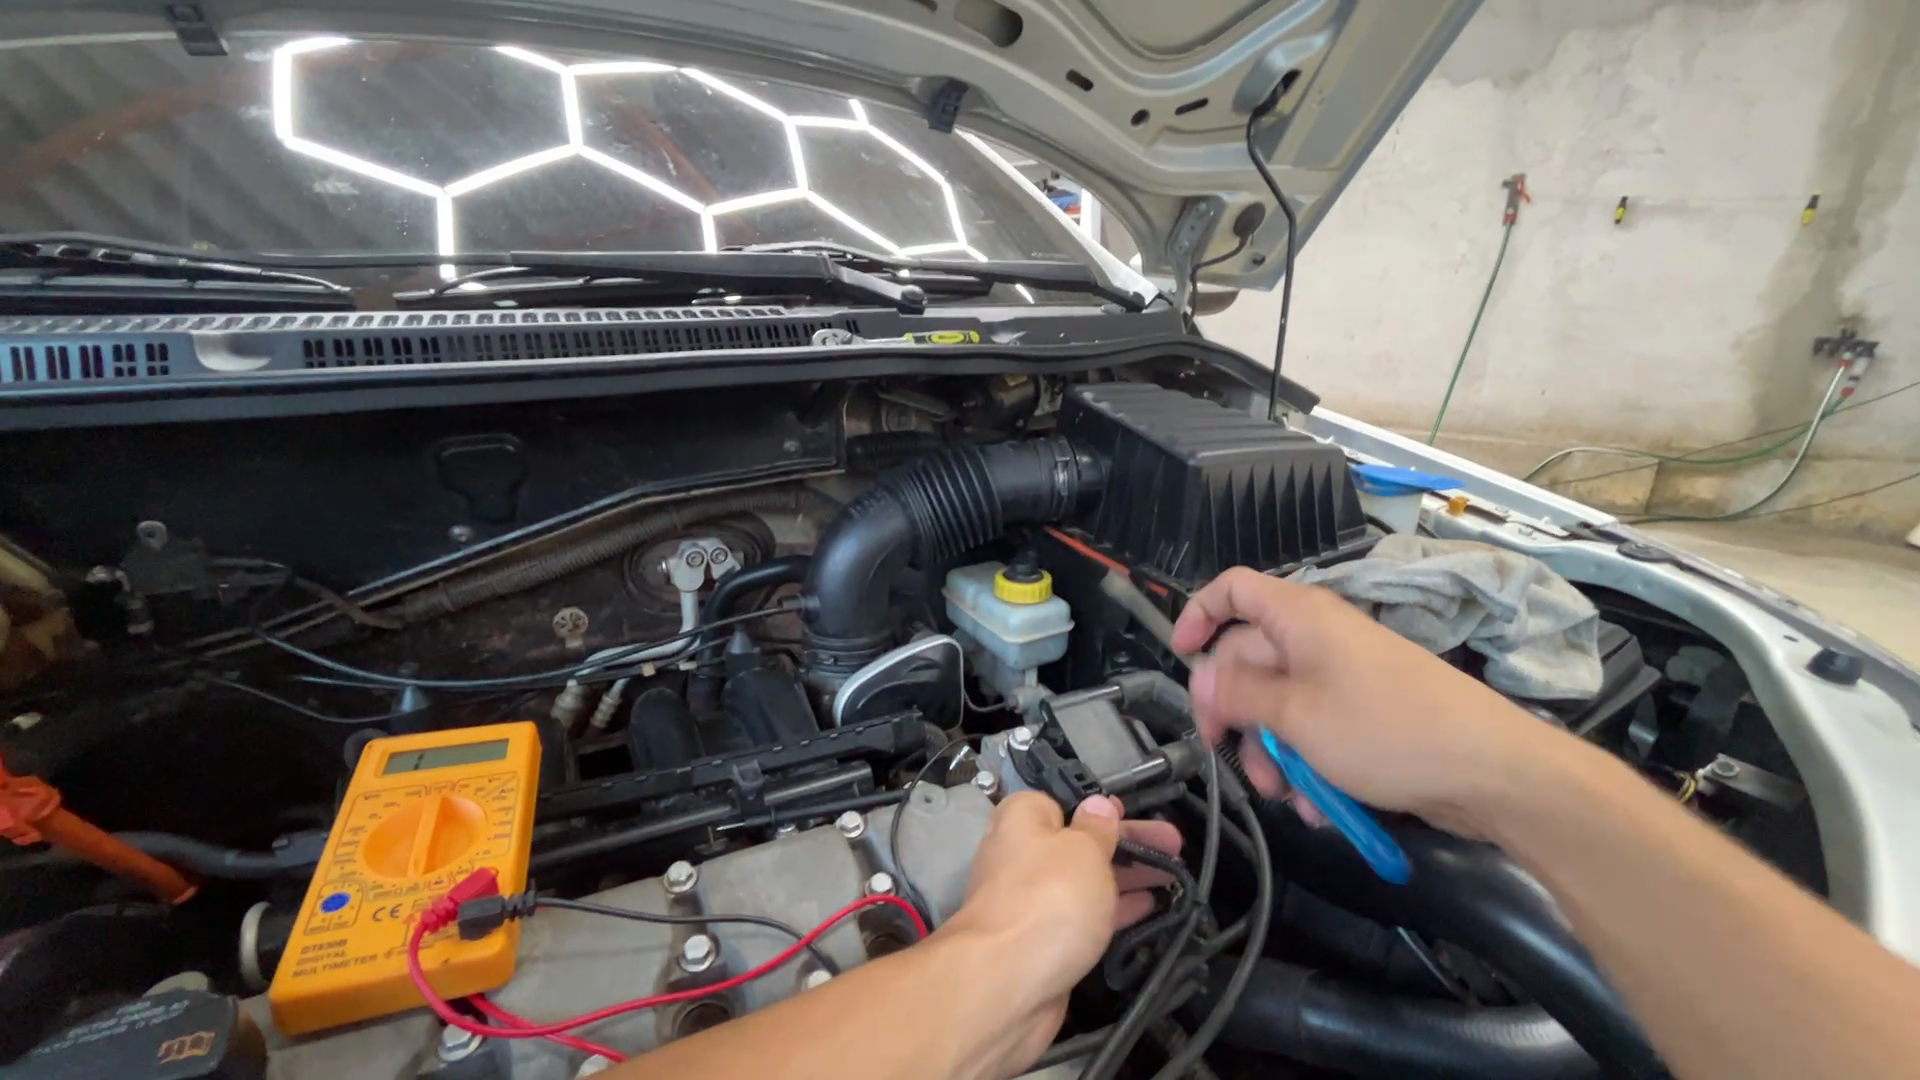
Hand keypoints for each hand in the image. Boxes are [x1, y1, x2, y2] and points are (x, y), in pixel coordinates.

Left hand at [934, 792, 1180, 1078]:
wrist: (1005, 982)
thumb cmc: (1048, 899)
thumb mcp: (1084, 851)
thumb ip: (1097, 828)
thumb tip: (1097, 803)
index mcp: (1022, 818)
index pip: (1063, 803)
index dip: (1100, 810)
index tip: (1133, 816)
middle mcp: (1020, 854)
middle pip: (1080, 842)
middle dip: (1126, 845)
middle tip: (1173, 846)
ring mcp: (1029, 900)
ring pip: (1084, 881)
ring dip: (1125, 877)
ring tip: (1172, 876)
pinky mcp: (1040, 941)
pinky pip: (1082, 915)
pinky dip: (1112, 910)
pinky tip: (1148, 908)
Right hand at [1171, 567, 1557, 837]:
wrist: (1497, 775)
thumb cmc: (1386, 730)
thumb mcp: (1295, 716)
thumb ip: (1237, 694)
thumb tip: (1198, 678)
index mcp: (1299, 619)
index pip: (1233, 589)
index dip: (1199, 614)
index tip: (1181, 657)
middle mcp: (1318, 639)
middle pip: (1250, 661)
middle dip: (1235, 714)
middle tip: (1223, 753)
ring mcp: (1344, 677)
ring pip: (1279, 704)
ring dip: (1270, 751)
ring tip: (1282, 795)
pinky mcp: (1366, 714)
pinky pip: (1315, 729)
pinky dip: (1307, 763)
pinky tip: (1318, 804)